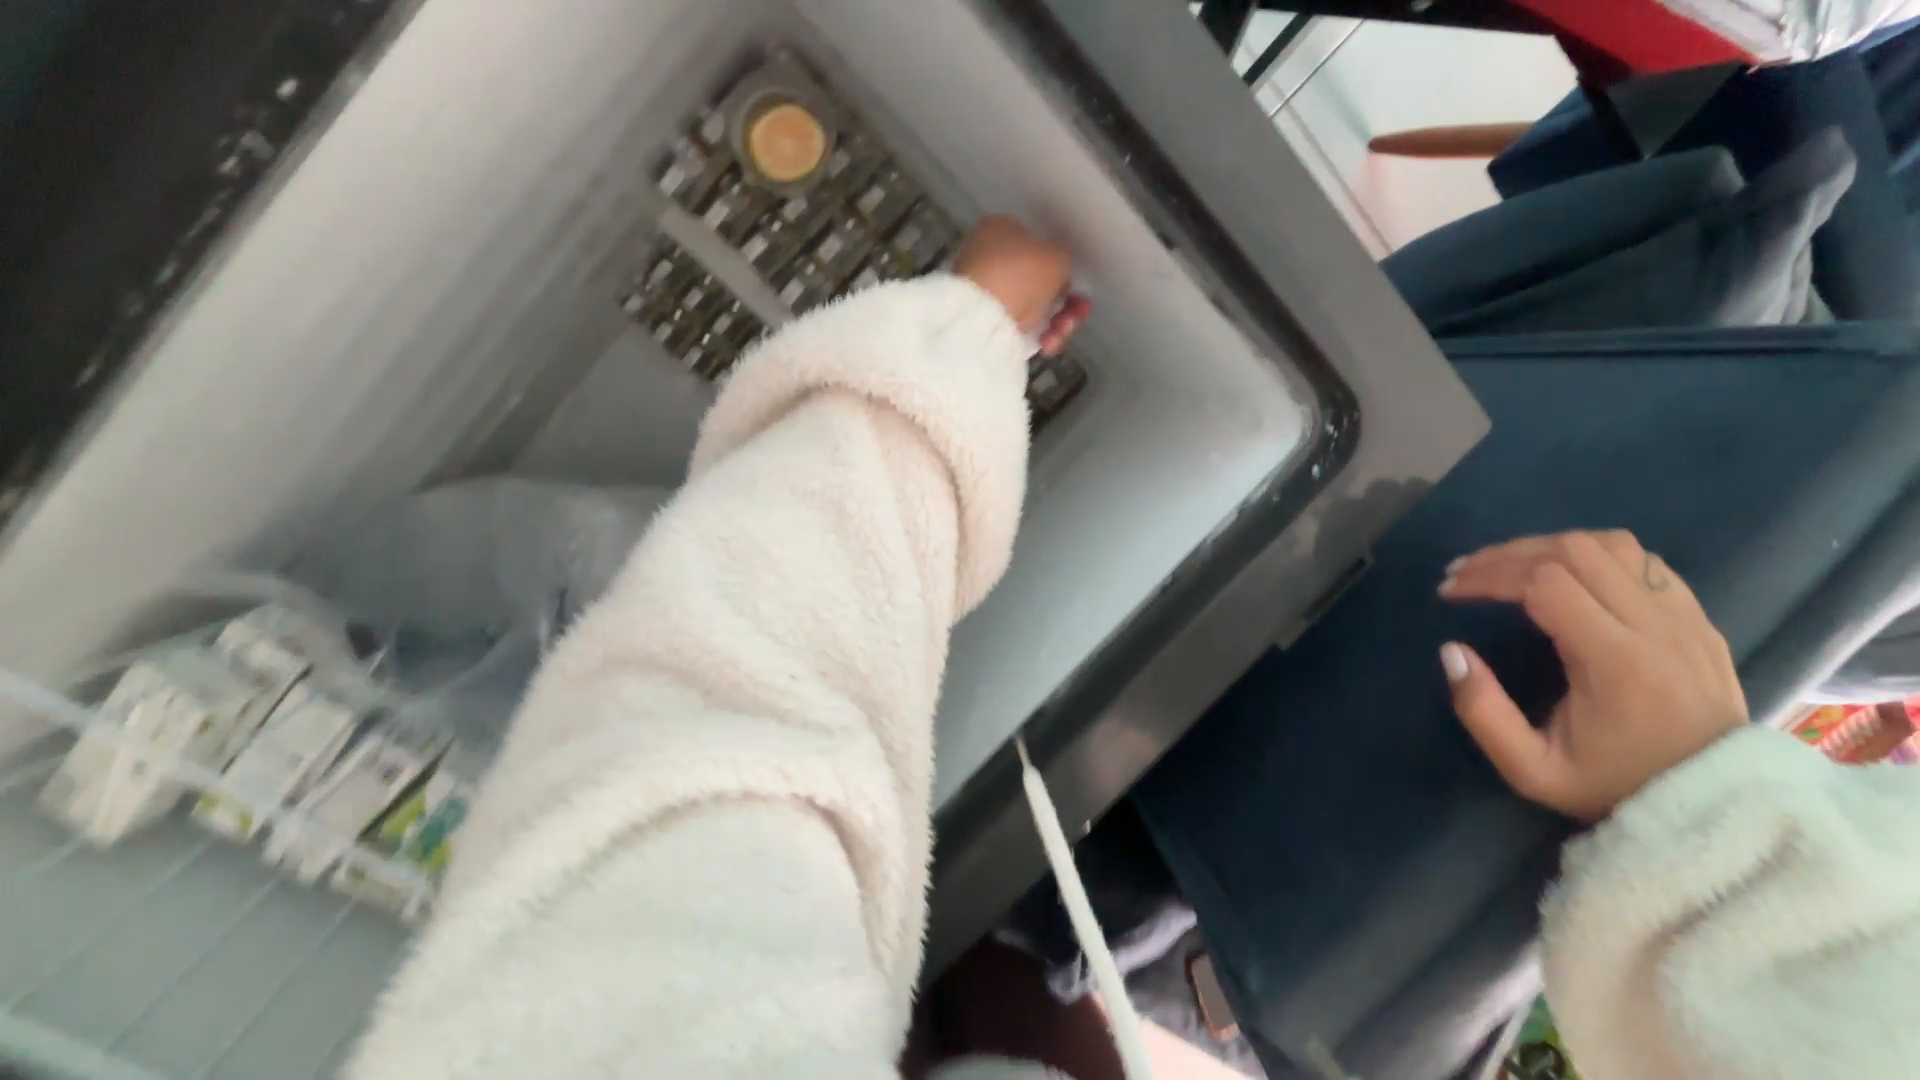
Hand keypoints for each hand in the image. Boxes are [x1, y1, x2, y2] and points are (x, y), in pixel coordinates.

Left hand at [952, 215, 1090, 355]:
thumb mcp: (1057, 258)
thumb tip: (1058, 275)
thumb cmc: (1021, 275)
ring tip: (1059, 333)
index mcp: (999, 229)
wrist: (980, 318)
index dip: (1060, 267)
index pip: (1038, 246)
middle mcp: (988, 257)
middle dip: (1063, 303)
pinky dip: (1036, 336)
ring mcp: (983, 291)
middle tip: (1077, 313)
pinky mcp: (981, 322)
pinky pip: (1018, 327)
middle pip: (1037, 282)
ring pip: (1031, 308)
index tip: (1071, 286)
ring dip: (1055, 323)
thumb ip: (1064, 262)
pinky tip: (1047, 344)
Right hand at [1438, 530, 1747, 821]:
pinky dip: (1595, 556)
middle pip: (1574, 551)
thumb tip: (1451, 651)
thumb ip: (1482, 711)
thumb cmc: (1614, 785)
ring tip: (1512, 569)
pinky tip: (1567, 576)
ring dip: (1550, 547)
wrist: (1719, 806)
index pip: (1544, 582)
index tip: (1451, 591)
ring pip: (1611, 545)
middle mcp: (1656, 626)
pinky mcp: (1699, 619)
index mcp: (1615, 661)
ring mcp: (1686, 617)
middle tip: (1468, 573)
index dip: (1489, 577)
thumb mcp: (1531, 769)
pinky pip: (1644, 562)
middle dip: (1508, 555)